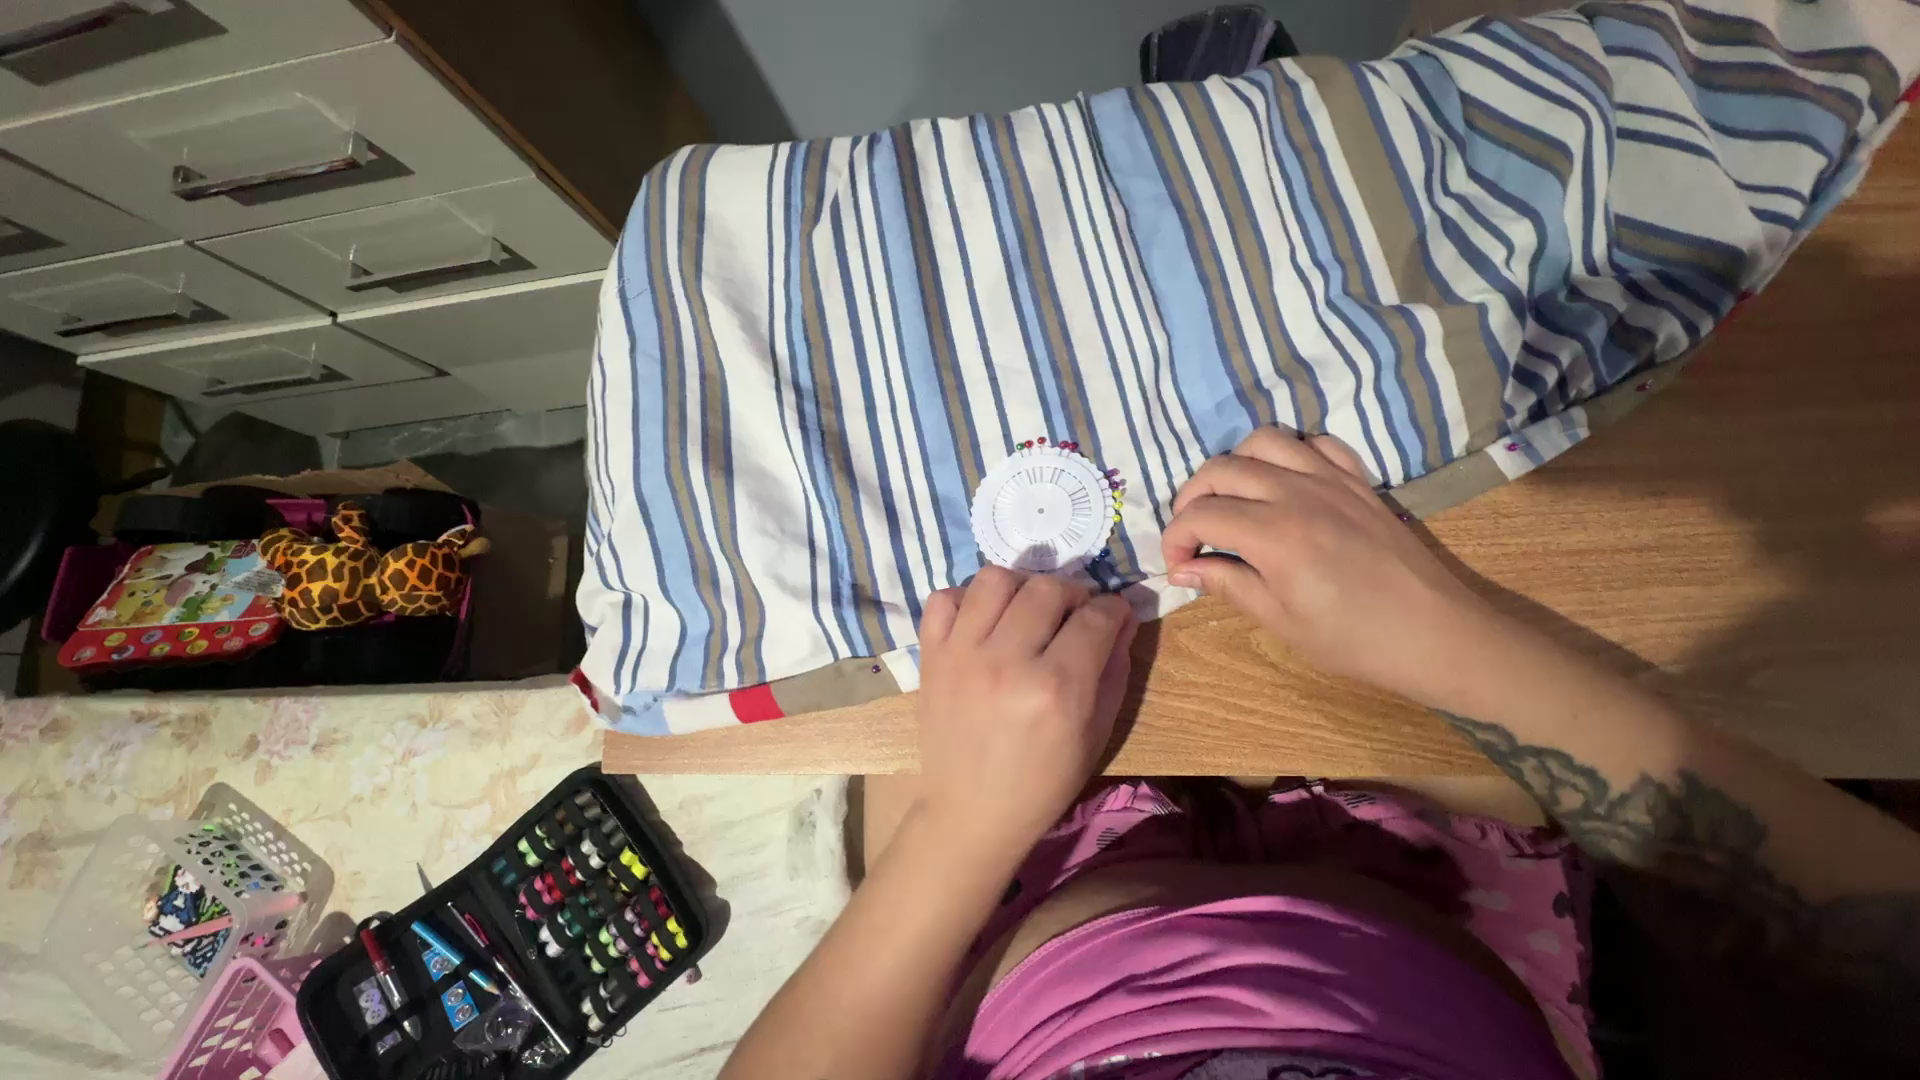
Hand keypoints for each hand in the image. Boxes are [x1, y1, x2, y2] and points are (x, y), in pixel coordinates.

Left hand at [913, 568, 1136, 854]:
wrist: (970, 812)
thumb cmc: (1043, 782)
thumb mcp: (1096, 733)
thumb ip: (1114, 669)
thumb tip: (1122, 616)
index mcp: (1057, 689)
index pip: (1095, 617)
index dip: (1113, 608)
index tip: (1113, 614)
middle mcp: (1008, 662)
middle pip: (1047, 588)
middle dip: (1072, 594)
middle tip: (1072, 616)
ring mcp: (962, 655)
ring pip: (995, 579)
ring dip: (1020, 587)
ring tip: (1025, 612)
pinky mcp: (931, 656)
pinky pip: (943, 598)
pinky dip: (966, 600)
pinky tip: (983, 622)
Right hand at [1161, 428, 1503, 709]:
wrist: (1435, 633)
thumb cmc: (1353, 639)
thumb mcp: (1280, 620)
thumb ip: (1227, 584)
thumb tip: (1182, 568)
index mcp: (1273, 535)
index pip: (1200, 515)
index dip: (1175, 537)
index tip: (1177, 563)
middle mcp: (1296, 493)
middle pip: (1220, 470)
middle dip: (1191, 498)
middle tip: (1193, 534)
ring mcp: (1331, 479)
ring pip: (1262, 441)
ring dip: (1233, 465)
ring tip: (1231, 499)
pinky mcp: (1357, 480)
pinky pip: (1315, 442)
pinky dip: (1288, 454)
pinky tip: (1283, 483)